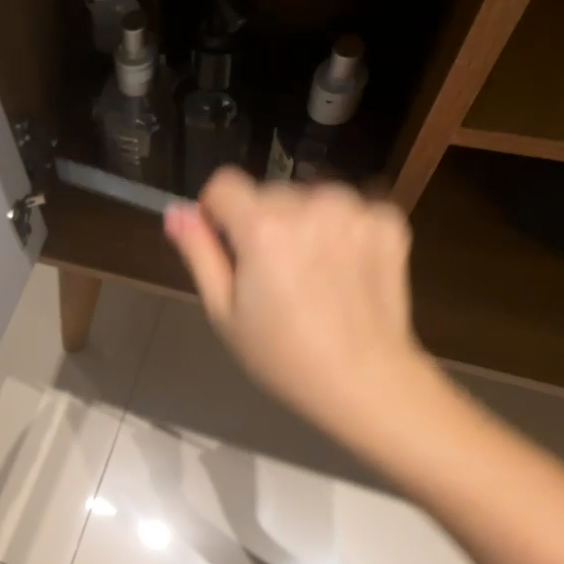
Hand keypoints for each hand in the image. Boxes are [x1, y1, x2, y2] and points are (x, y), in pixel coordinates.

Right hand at [163, 167, 432, 428]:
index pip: (223, 184)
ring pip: (310, 196)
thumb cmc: (280, 353)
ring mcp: (354, 209)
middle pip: (268, 192)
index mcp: (261, 225)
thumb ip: (199, 251)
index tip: (226, 246)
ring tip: (311, 271)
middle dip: (262, 221)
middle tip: (271, 273)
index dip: (216, 212)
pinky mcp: (388, 219)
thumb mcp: (223, 310)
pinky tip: (344, 268)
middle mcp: (310, 203)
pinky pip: (350, 208)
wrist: (364, 379)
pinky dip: (342, 228)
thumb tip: (175, 211)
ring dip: (304, 221)